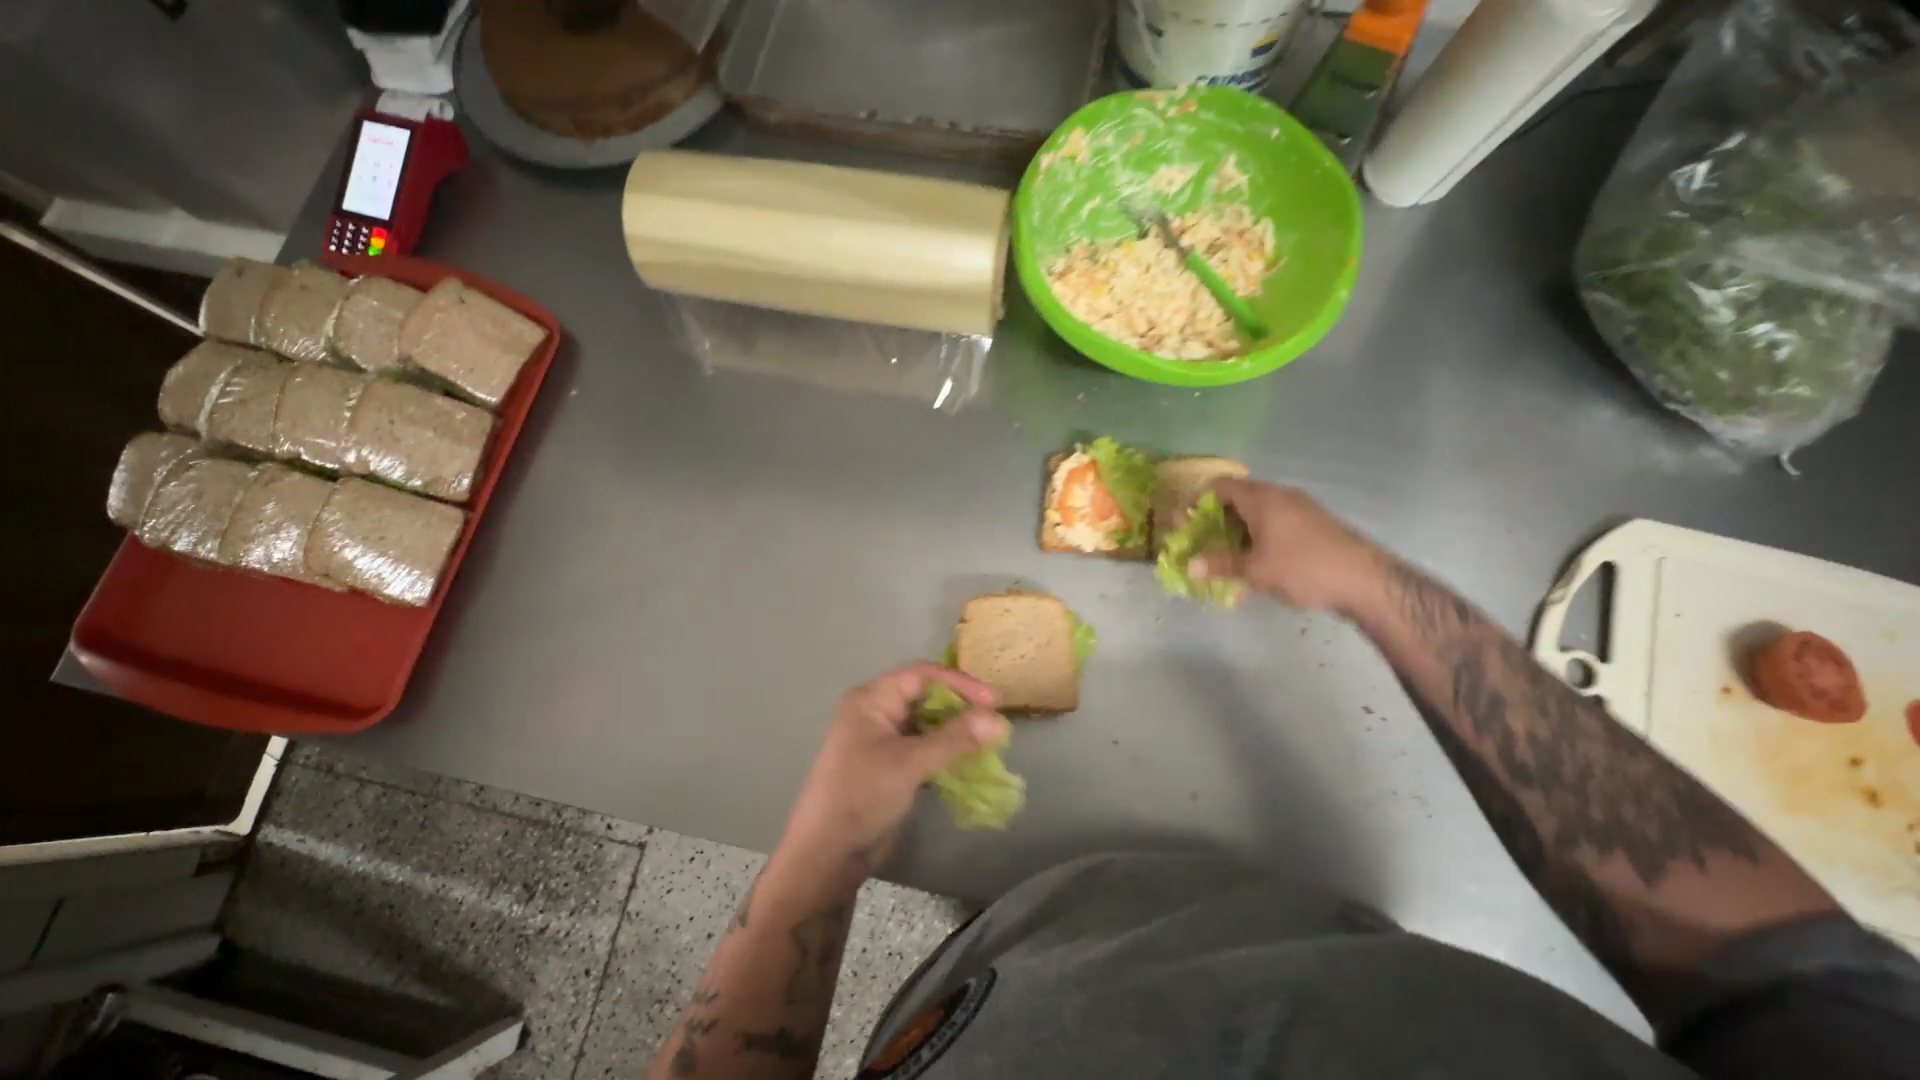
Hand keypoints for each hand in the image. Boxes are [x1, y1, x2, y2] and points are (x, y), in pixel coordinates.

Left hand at [778, 662, 1008, 881]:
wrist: (828, 853)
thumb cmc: (862, 796)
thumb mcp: (909, 763)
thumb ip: (954, 739)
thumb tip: (999, 721)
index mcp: (871, 700)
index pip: (922, 675)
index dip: (959, 684)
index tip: (993, 702)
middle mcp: (876, 712)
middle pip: (926, 696)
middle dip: (960, 707)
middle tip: (995, 723)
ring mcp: (882, 740)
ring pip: (927, 724)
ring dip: (956, 731)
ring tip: (989, 743)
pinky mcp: (891, 766)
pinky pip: (925, 748)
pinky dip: (946, 751)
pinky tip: (970, 761)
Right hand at [1191, 478, 1382, 612]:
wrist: (1364, 580)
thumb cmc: (1303, 568)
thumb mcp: (1256, 570)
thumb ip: (1221, 565)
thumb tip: (1190, 566)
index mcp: (1262, 498)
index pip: (1220, 486)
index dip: (1196, 501)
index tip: (1183, 524)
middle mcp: (1280, 496)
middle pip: (1237, 499)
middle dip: (1215, 521)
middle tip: (1200, 544)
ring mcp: (1300, 509)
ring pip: (1257, 514)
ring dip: (1237, 533)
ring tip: (1225, 559)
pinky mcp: (1313, 525)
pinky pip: (1275, 524)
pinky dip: (1258, 538)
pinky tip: (1256, 565)